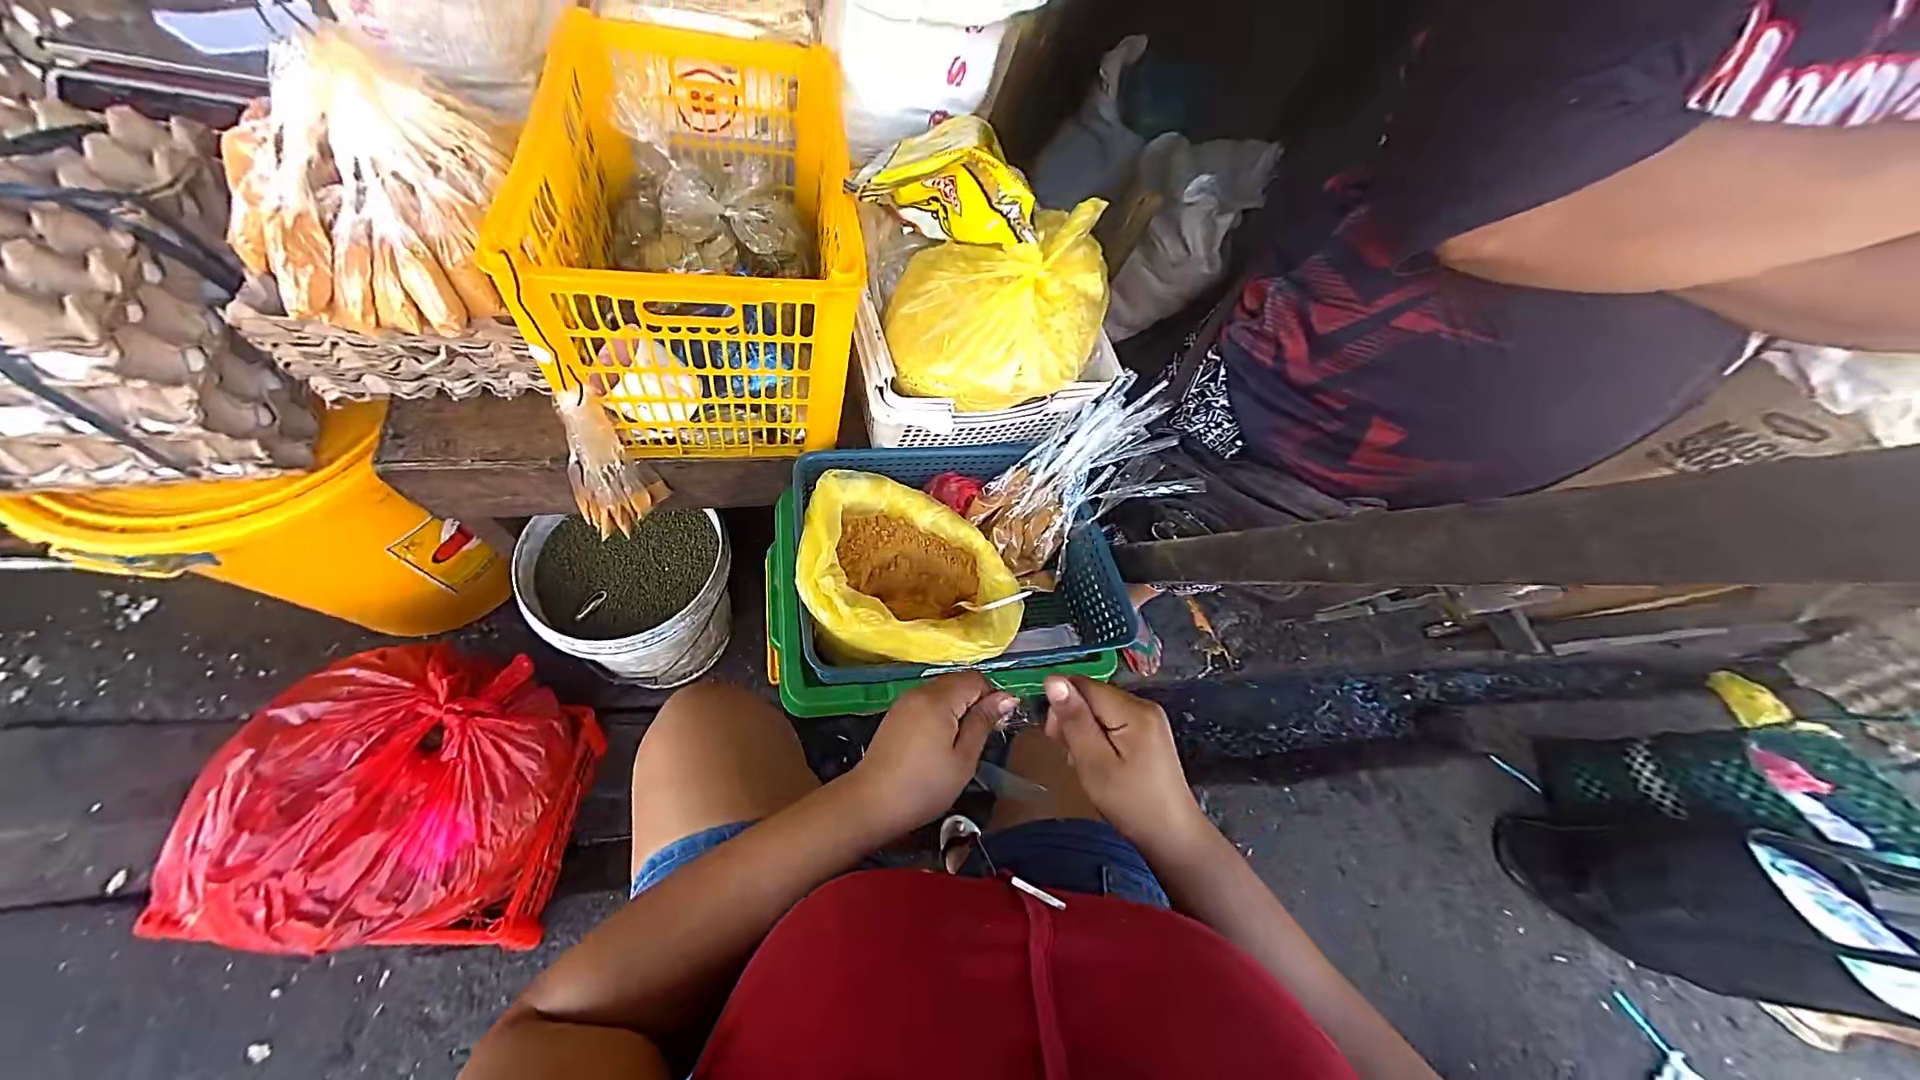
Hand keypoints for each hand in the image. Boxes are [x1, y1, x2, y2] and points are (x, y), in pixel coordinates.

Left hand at [845, 672, 1012, 831]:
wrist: (870, 803)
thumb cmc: (924, 786)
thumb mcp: (963, 759)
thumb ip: (983, 722)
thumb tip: (1007, 697)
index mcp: (939, 699)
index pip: (976, 679)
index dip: (992, 697)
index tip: (996, 726)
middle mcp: (920, 691)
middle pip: (958, 681)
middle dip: (975, 701)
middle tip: (981, 736)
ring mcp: (905, 701)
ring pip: (942, 691)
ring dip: (958, 707)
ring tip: (960, 742)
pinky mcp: (895, 714)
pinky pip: (926, 701)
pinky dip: (940, 713)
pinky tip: (939, 742)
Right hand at [1044, 676, 1205, 847]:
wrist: (1172, 836)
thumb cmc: (1131, 803)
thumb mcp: (1094, 762)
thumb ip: (1074, 719)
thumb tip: (1052, 679)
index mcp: (1133, 710)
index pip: (1083, 685)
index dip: (1062, 706)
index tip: (1056, 738)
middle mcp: (1143, 705)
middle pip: (1092, 695)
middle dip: (1073, 720)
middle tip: (1072, 756)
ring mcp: (1149, 718)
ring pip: (1099, 708)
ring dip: (1084, 731)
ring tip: (1087, 763)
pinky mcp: (1149, 731)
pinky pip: (1112, 721)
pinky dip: (1098, 737)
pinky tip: (1101, 762)